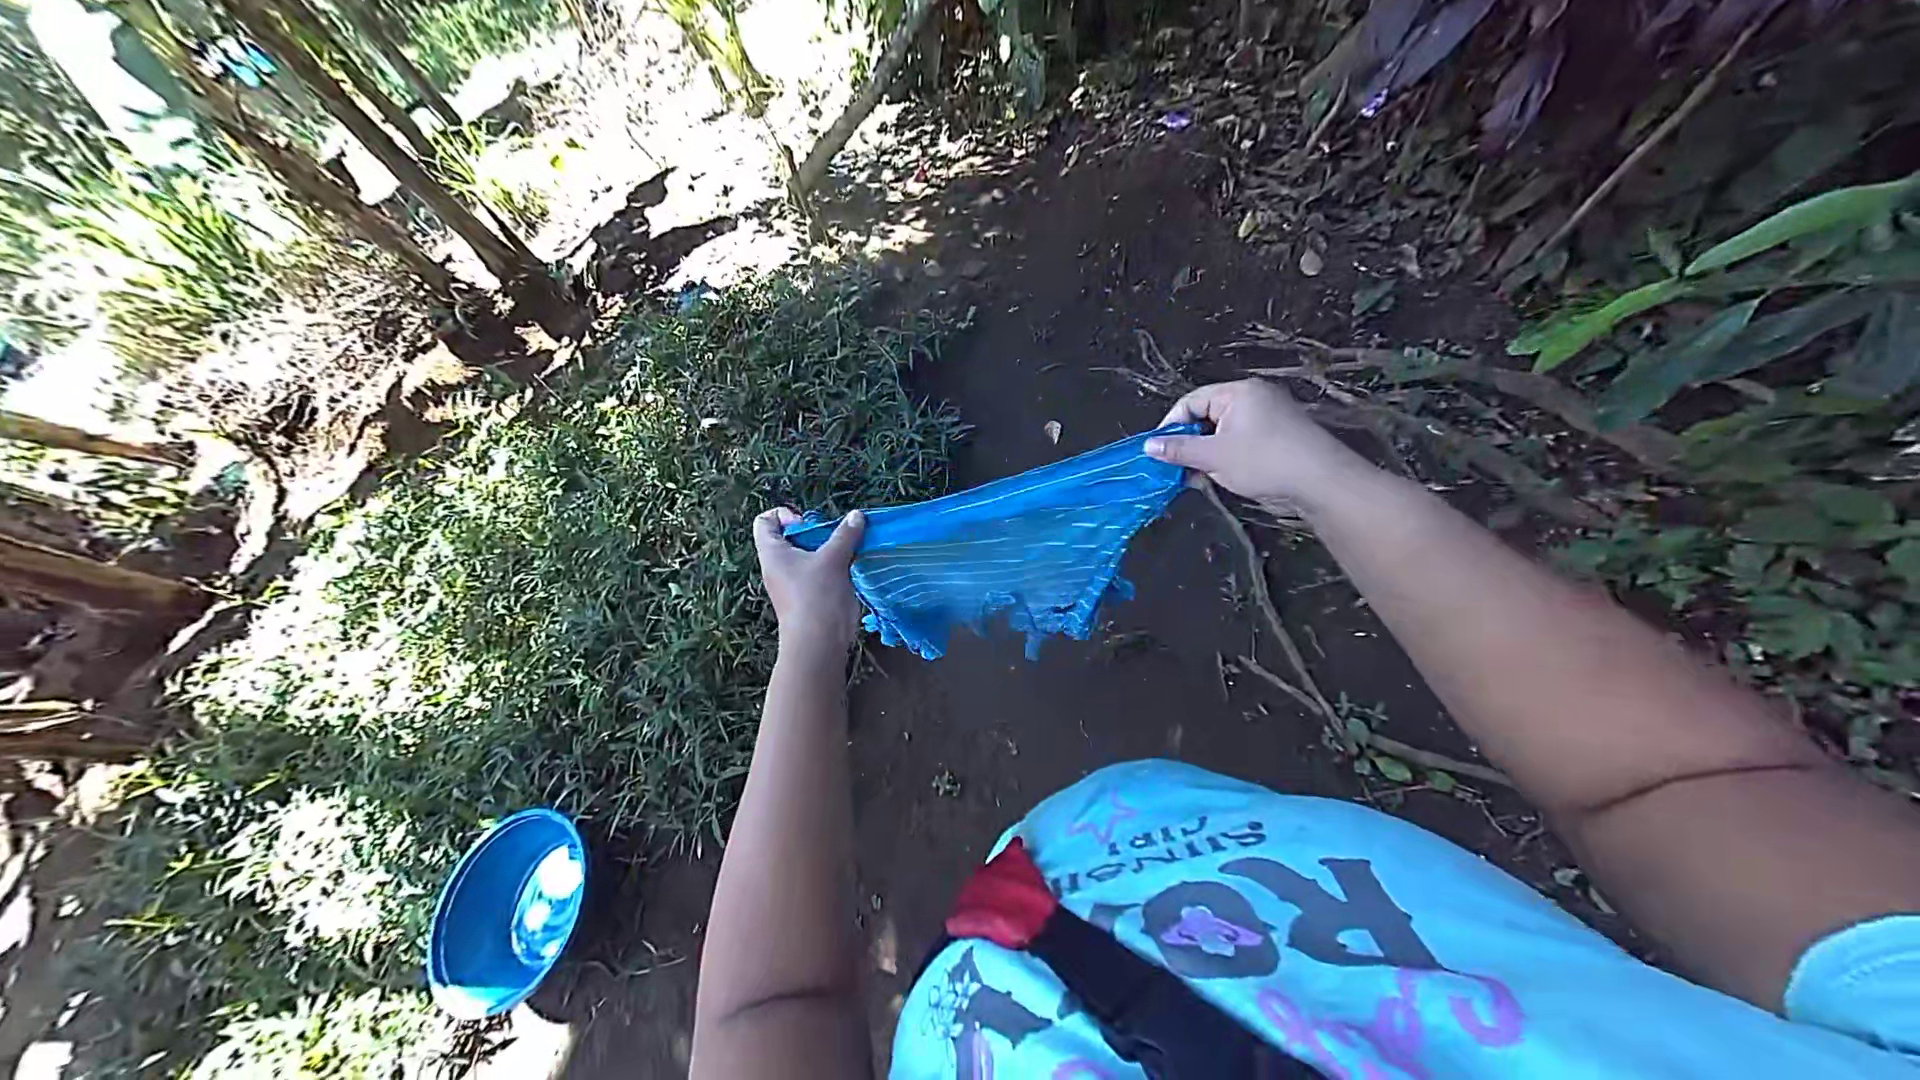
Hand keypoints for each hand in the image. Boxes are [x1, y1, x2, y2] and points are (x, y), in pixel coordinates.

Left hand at [753, 508, 867, 655]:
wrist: (819, 642)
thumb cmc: (817, 595)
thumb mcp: (833, 559)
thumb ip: (845, 535)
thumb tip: (857, 515)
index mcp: (773, 553)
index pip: (764, 521)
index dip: (783, 515)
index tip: (807, 523)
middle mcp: (778, 566)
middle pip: (790, 536)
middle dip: (814, 531)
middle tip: (832, 536)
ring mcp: (793, 582)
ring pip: (808, 555)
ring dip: (828, 549)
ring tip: (845, 551)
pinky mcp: (809, 595)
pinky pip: (818, 571)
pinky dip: (833, 565)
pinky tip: (849, 567)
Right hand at [1144, 379, 1373, 510]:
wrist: (1321, 482)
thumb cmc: (1264, 461)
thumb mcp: (1213, 456)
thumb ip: (1178, 450)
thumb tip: (1148, 446)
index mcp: (1238, 392)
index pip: (1191, 402)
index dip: (1170, 426)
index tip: (1157, 451)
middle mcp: (1254, 398)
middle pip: (1206, 416)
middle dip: (1188, 442)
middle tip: (1175, 467)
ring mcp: (1268, 418)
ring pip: (1222, 433)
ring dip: (1205, 454)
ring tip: (1196, 476)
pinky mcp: (1277, 438)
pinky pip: (1239, 443)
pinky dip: (1224, 458)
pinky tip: (1218, 478)